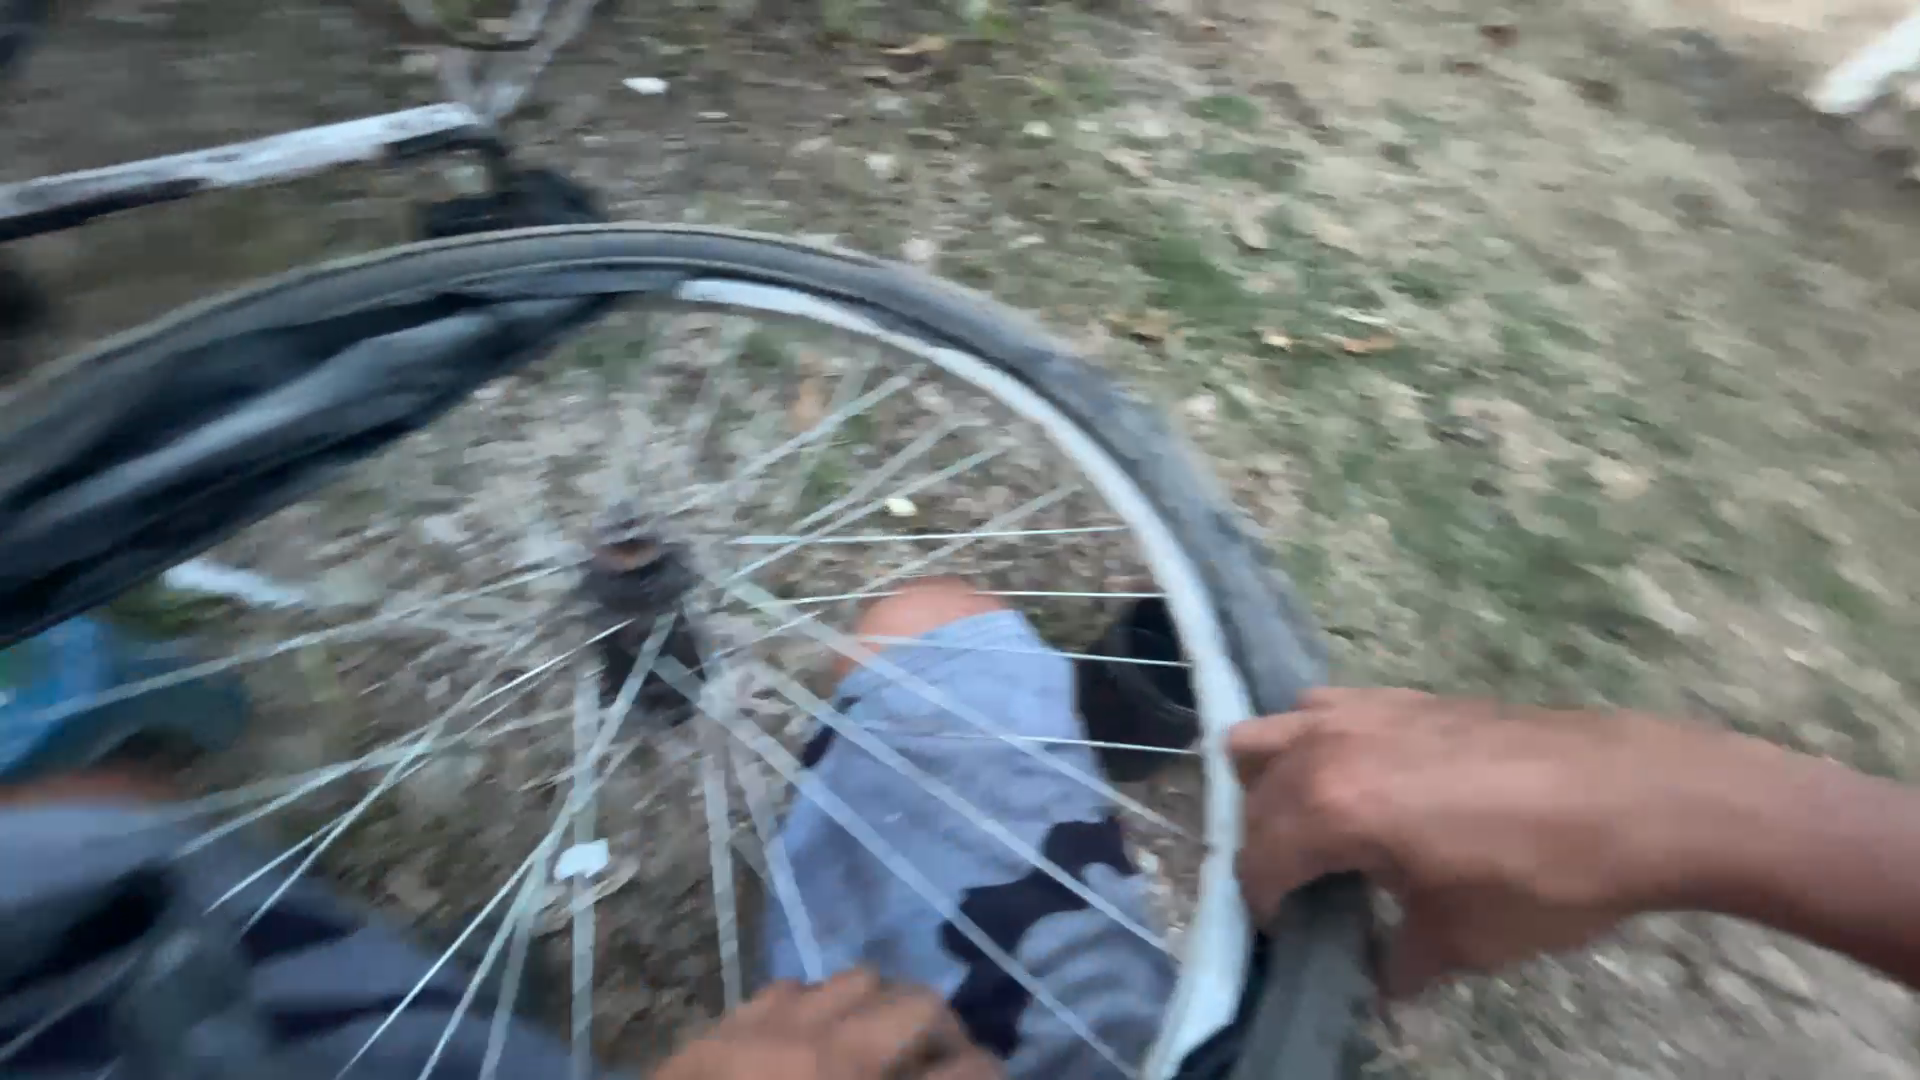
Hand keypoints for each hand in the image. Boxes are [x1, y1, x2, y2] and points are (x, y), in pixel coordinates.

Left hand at [656, 970, 1001, 1079]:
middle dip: (948, 1032)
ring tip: (886, 1039)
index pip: (958, 1071)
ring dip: (887, 1007)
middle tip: (950, 1061)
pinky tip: (814, 1036)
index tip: (993, 1075)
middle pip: (920, 1005)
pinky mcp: (733, 1018)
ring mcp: (777, 1023)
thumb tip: (944, 1073)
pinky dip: (822, 1007)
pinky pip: (799, 987)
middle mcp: (828, 1050)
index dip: (987, 1071)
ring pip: (862, 979)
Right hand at [1228, 688, 1765, 996]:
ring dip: (1268, 781)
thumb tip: (1382, 982)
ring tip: (1314, 816)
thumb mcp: (1466, 938)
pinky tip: (1356, 770)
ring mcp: (1348, 713)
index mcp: (1330, 810)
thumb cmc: (1544, 873)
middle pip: (1251, 799)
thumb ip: (1402, 961)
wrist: (1632, 794)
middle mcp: (1319, 751)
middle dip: (1262, 847)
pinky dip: (1308, 740)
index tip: (1283, 929)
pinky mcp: (1382, 696)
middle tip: (1303, 884)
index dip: (1262, 904)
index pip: (1257, 859)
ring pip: (1260, 738)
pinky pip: (1309, 710)